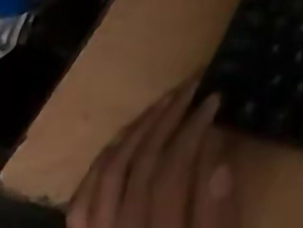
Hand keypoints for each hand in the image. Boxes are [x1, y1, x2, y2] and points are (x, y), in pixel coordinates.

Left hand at [67, 81, 235, 227]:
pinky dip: (101, 164)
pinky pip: (81, 200)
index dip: (193, 127)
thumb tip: (221, 164)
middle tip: (192, 88)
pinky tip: (121, 142)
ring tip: (163, 103)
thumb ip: (216, 221)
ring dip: (136, 130)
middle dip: (167, 117)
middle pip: (138, 162)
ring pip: (107, 173)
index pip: (171, 168)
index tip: (214, 99)